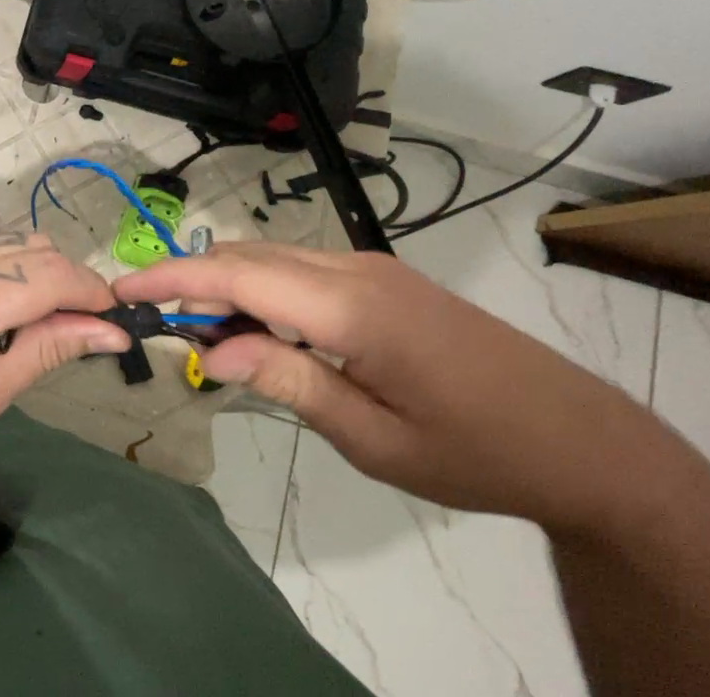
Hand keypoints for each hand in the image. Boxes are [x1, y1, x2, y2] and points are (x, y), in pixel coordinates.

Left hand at [0, 212, 126, 484]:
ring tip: (25, 314)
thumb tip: (110, 331)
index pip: (51, 276)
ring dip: (28, 266)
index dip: (93, 294)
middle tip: (72, 327)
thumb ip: (46, 352)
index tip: (112, 320)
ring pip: (0, 234)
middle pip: (32, 247)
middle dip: (66, 282)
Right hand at [115, 242, 683, 534]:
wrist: (589, 445)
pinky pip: (300, 269)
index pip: (237, 274)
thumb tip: (207, 349)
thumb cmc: (476, 453)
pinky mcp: (384, 281)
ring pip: (271, 258)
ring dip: (226, 287)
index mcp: (353, 308)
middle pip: (247, 256)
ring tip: (206, 341)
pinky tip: (259, 333)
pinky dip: (260, 290)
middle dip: (191, 282)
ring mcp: (374, 270)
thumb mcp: (372, 437)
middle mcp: (357, 270)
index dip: (172, 278)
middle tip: (159, 332)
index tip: (120, 290)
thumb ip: (286, 380)